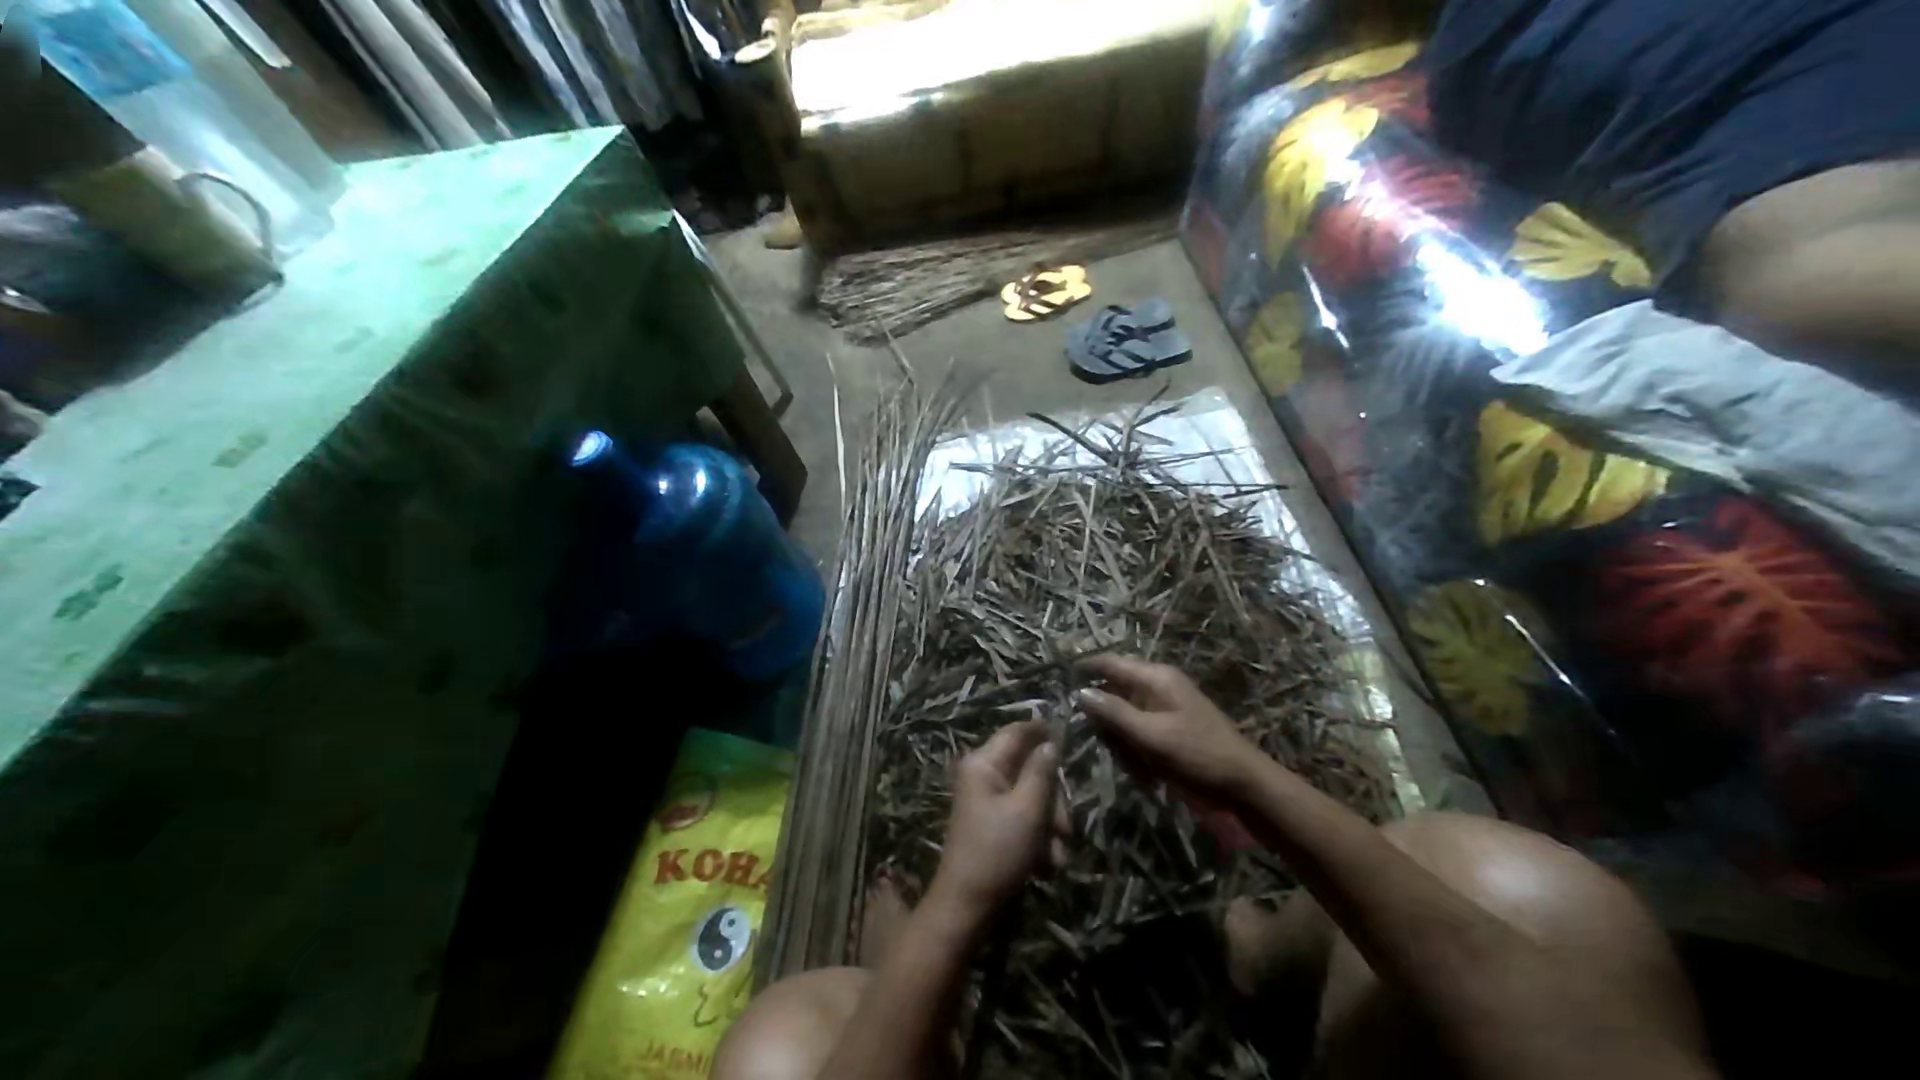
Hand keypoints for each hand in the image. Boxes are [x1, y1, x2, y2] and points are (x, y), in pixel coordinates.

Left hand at [928, 720, 1065, 919]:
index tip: (1070, 735)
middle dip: (1054, 800)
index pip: (1016, 732)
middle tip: (1067, 829)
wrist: (968, 906)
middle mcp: (983, 776)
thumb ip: (1041, 772)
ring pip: (1032, 797)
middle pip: (1030, 769)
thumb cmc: (997, 851)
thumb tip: (1050, 742)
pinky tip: (1048, 865)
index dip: (1043, 730)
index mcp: (983, 763)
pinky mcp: (993, 824)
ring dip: (1051, 826)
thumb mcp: (1027, 809)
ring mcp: (987, 801)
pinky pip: (1024, 819)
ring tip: (1058, 857)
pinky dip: (1039, 839)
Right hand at [1075, 654, 1270, 803]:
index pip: (1110, 663)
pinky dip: (1135, 748)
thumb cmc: (1198, 754)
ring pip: (1124, 714)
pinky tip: (1143, 771)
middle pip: (1114, 690)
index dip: (1084, 667)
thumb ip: (1114, 713)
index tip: (1057, 677)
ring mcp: (1165, 706)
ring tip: (1131, 764)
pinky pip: (1138, 730)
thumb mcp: (1152, 735)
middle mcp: (1159, 685)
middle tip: (1099, 742)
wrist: (1244, 783)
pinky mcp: (1169, 726)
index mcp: (1156, 678)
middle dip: (1104, 717)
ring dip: (1121, 739)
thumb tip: (1080, 691)